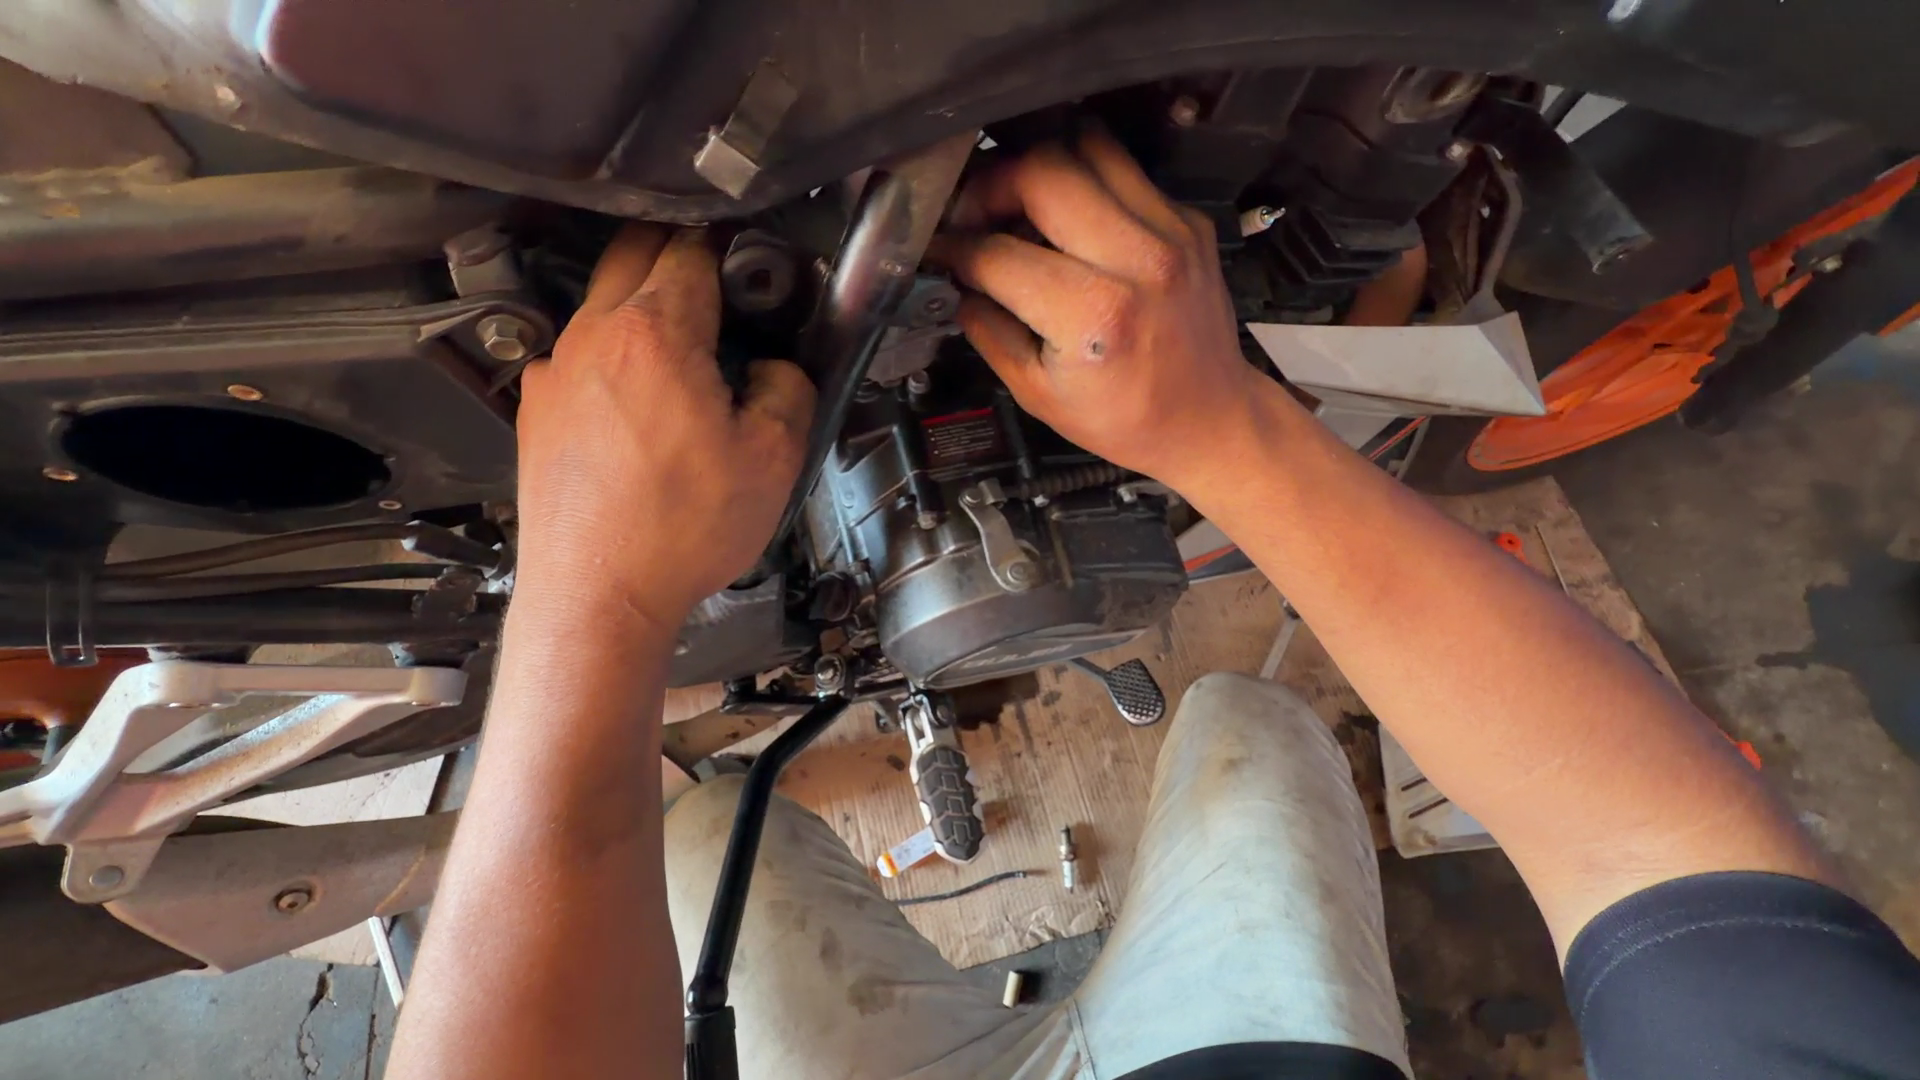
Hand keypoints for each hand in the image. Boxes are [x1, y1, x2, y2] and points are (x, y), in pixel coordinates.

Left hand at [514, 224, 814, 630]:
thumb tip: (773, 370)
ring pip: (600, 307)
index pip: (692, 253)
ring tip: (685, 353)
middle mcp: (592, 340)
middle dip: (677, 253)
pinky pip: (579, 358)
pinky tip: (641, 404)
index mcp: (655, 335)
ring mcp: (555, 375)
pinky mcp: (538, 413)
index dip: (729, 251)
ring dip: (642, 308)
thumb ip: (788, 390)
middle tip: (718, 283)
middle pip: (632, 256)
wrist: (598, 595)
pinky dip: (614, 358)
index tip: (748, 265)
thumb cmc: (679, 532)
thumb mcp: (774, 459)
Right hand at [928, 131, 1297, 493]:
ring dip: (1038, 169)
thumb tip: (957, 282)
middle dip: (991, 185)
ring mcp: (1170, 231)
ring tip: (1016, 203)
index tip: (939, 248)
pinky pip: (1124, 169)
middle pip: (1044, 171)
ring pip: (1087, 149)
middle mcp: (1138, 260)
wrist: (1208, 419)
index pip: (1000, 254)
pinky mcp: (1188, 220)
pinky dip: (1083, 181)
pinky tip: (1067, 217)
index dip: (955, 248)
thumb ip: (988, 331)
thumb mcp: (1037, 394)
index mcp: (1095, 315)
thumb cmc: (1123, 419)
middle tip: (973, 213)